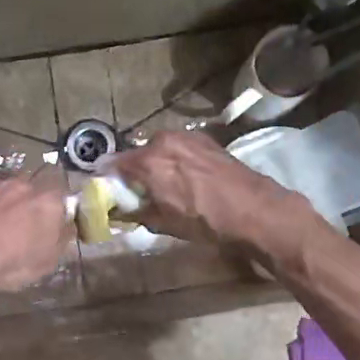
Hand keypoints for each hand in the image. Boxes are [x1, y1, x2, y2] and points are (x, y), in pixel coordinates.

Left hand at [0, 172, 71, 308]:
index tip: (58, 226)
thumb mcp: (48, 262)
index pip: (66, 197)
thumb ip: (62, 238)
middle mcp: (23, 185)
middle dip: (33, 207)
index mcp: (48, 200)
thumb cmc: (10, 264)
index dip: (62, 213)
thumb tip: (66, 226)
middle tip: (27, 230)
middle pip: (35, 192)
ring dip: (8, 208)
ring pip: (8, 194)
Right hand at [110, 131, 317, 252]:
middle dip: (132, 171)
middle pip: (136, 154)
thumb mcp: (163, 222)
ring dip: (154, 164)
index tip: (106, 190)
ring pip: (158, 150)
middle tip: (135, 192)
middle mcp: (162, 141)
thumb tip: (119, 211)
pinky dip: (173, 160)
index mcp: (147, 161)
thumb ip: (135, 212)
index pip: (112, 164)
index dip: (107, 178)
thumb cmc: (204, 220)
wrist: (253, 210)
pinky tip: (182, 179)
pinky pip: (178, 148)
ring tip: (161, 186)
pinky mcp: (204, 140)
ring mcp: (186, 137)